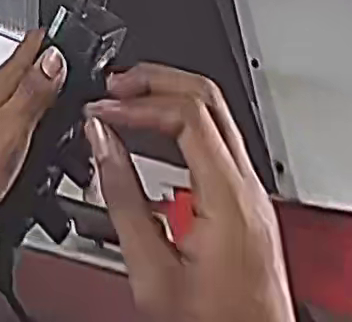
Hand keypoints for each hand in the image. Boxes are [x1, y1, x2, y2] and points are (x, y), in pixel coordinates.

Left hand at [0, 29, 66, 213]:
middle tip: (68, 53)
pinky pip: (13, 113)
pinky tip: (32, 125)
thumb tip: (54, 56)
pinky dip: (28, 113)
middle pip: (26, 67)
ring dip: (39, 86)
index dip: (52, 38)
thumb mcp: (12, 124)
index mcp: (3, 85)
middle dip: (49, 60)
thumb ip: (34, 90)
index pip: (31, 47)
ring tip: (57, 84)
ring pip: (19, 89)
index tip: (69, 30)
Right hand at [86, 64, 291, 321]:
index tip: (104, 109)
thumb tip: (100, 136)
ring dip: (165, 95)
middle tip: (113, 86)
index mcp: (230, 199)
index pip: (188, 113)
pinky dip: (175, 120)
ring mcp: (251, 192)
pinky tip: (146, 130)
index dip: (140, 101)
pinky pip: (213, 137)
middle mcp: (248, 187)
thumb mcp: (151, 272)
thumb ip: (121, 197)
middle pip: (207, 96)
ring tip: (123, 100)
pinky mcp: (244, 201)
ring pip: (213, 111)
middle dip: (154, 80)